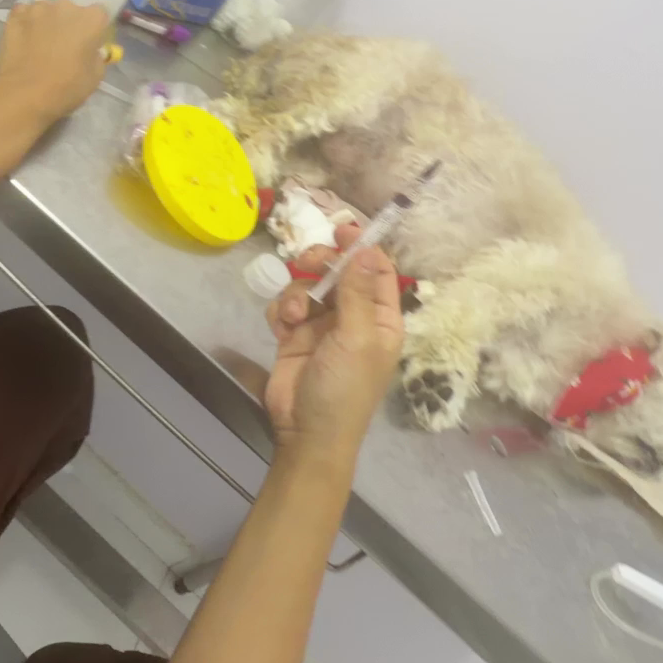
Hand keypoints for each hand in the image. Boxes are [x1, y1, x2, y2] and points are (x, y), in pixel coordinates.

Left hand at [0, 0, 111, 124]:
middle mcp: (66, 6)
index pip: (99, 15)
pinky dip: (24, 25)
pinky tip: (22, 42)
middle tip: (61, 48)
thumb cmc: (65, 89)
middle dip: (68, 25)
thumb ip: (96, 57)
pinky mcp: (15, 15)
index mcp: (91, 19)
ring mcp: (38, 8)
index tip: (87, 45)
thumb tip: (91, 51)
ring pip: (45, 11)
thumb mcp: (94, 78)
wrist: (24, 95)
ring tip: (38, 46)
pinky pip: (23, 15)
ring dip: (45, 23)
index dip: (92, 31)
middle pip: (70, 11)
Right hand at [264, 224, 404, 467]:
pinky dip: (281, 312)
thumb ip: (358, 292)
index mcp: (382, 319)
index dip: (362, 248)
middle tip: (307, 260)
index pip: (377, 271)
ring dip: (296, 294)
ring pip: (307, 286)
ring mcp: (321, 327)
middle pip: (337, 272)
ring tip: (293, 315)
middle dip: (320, 263)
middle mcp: (354, 318)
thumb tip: (363, 250)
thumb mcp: (358, 339)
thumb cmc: (344, 388)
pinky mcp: (293, 336)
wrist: (306, 431)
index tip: (342, 231)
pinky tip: (281, 328)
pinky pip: (285, 307)